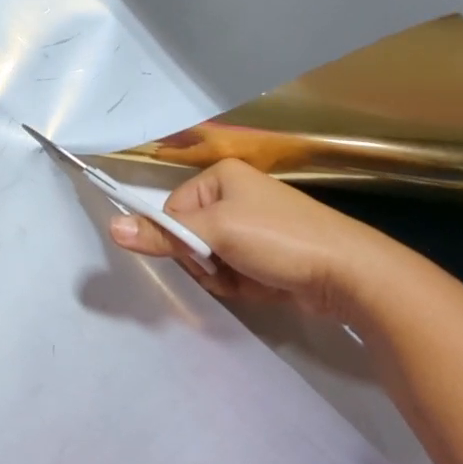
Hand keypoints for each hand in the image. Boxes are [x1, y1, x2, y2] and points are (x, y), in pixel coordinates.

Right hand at [108, 158, 416, 319]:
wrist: (350, 273)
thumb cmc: (279, 240)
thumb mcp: (216, 234)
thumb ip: (164, 235)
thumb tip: (112, 228)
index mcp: (222, 176)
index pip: (172, 210)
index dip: (180, 240)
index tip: (203, 255)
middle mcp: (236, 195)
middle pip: (190, 236)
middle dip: (203, 262)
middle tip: (229, 269)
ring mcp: (255, 225)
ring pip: (210, 259)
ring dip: (222, 276)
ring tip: (249, 279)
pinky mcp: (270, 253)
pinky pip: (233, 271)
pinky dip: (241, 283)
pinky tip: (262, 286)